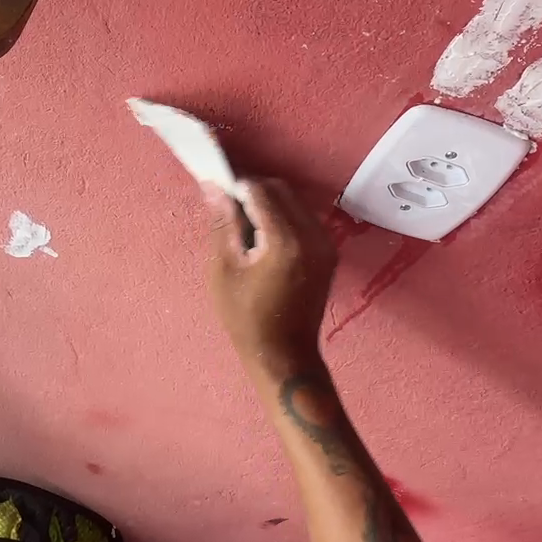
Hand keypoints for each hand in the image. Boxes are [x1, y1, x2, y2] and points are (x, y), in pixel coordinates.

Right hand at [205, 178, 338, 383]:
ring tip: (246, 228)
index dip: (236, 187)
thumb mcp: (224, 270)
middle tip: (230, 213)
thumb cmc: (246, 318)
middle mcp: (312, 236)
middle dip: (253, 192)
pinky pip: (304, 217)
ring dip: (268, 202)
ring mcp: (325, 244)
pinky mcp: (329, 252)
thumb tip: (213, 186)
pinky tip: (265, 238)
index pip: (260, 190)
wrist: (285, 356)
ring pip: (294, 200)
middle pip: (280, 189)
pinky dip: (283, 216)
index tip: (218, 198)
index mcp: (285, 241)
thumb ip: (222, 223)